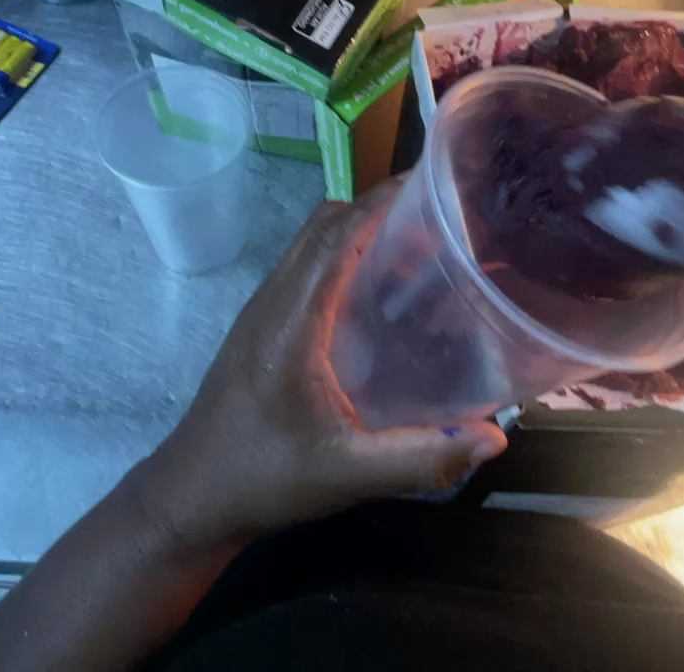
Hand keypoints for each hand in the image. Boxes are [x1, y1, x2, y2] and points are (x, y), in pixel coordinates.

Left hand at [129, 185, 507, 549]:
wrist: (191, 497)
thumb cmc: (263, 477)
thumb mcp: (347, 473)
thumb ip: (420, 457)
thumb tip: (493, 439)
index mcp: (291, 318)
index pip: (336, 233)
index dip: (381, 201)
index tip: (431, 187)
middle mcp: (273, 298)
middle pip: (322, 225)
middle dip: (375, 209)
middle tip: (436, 222)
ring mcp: (262, 309)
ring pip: (311, 243)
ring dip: (357, 230)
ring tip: (416, 250)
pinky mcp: (262, 325)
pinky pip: (305, 267)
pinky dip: (341, 256)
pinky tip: (377, 296)